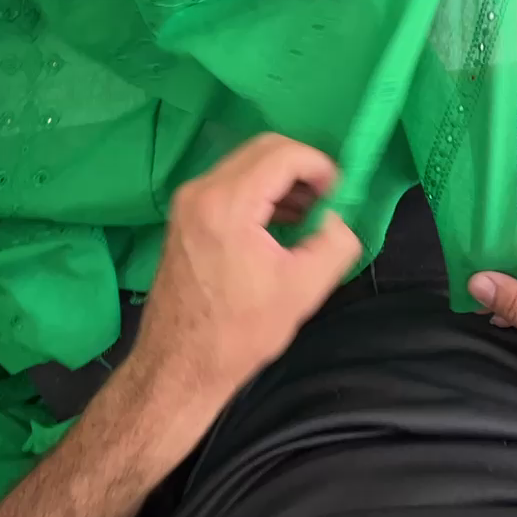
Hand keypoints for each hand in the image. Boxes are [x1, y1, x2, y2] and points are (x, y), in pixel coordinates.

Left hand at [129, 134, 364, 409]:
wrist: (177, 367)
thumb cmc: (239, 332)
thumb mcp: (303, 290)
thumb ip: (335, 243)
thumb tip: (339, 218)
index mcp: (228, 204)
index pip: (283, 155)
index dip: (319, 166)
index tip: (339, 193)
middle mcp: (202, 190)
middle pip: (263, 149)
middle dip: (302, 167)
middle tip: (327, 198)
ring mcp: (189, 200)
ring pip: (247, 162)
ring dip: (283, 178)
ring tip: (310, 213)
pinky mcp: (185, 213)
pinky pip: (232, 180)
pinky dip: (261, 189)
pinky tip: (281, 222)